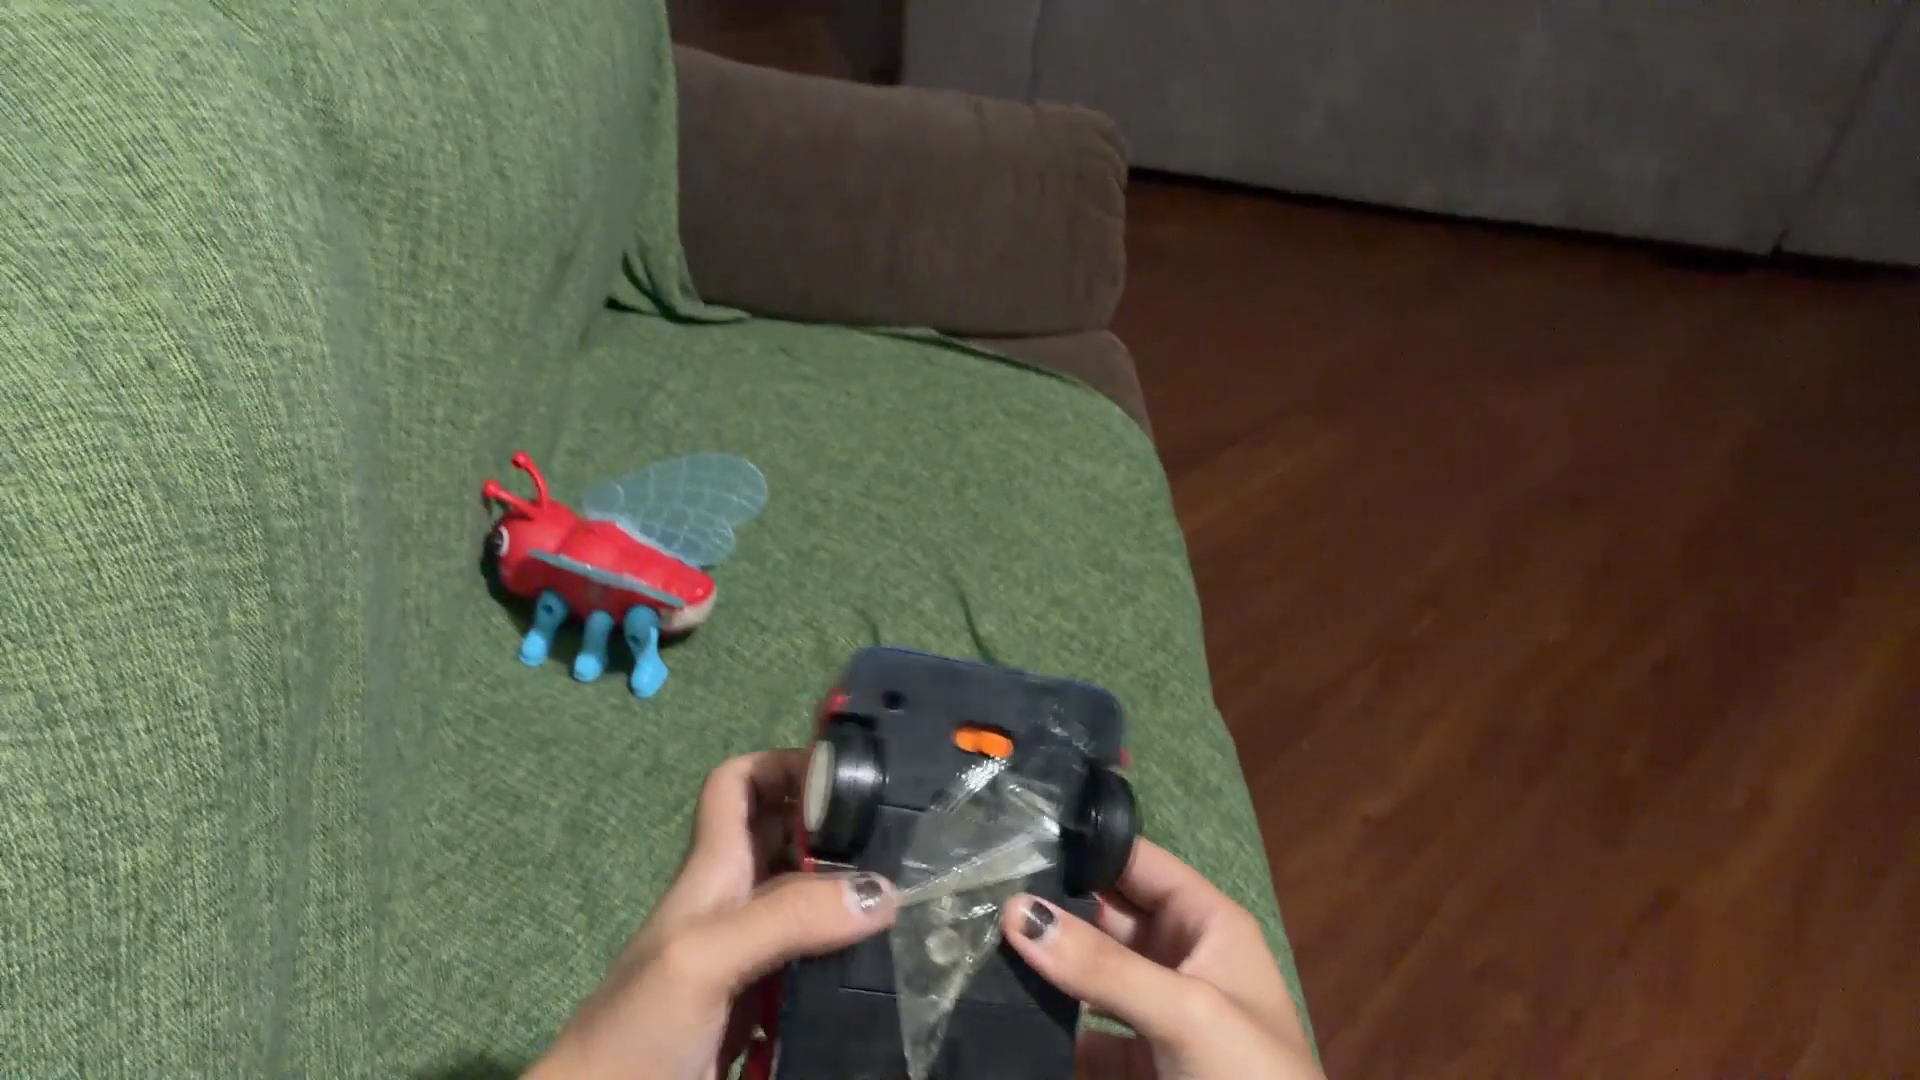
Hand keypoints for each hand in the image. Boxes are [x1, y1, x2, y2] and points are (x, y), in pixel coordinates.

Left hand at [527, 751, 898, 1079]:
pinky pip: (818, 956)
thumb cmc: (637, 1027)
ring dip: (851, 888)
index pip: (739, 783)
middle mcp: (737, 898)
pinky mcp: (768, 1003)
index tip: (842, 775)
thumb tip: (883, 892)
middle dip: (836, 824)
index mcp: (715, 867)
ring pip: (809, 895)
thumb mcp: (704, 956)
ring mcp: (753, 953)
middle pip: (787, 834)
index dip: (782, 764)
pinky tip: (884, 961)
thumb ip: (788, 916)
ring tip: (908, 892)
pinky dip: (850, 949)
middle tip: (899, 836)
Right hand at [1001, 839, 1323, 1079]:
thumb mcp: (1185, 1013)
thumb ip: (1102, 964)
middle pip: (1104, 914)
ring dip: (1043, 964)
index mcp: (1207, 922)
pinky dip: (1046, 1022)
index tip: (1016, 836)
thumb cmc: (1249, 1078)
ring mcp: (1154, 1010)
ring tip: (980, 939)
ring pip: (1087, 971)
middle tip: (984, 889)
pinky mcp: (1133, 1062)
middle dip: (1050, 905)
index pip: (1137, 863)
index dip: (1085, 847)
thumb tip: (1015, 910)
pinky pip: (1079, 1028)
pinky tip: (1001, 1006)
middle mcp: (1178, 956)